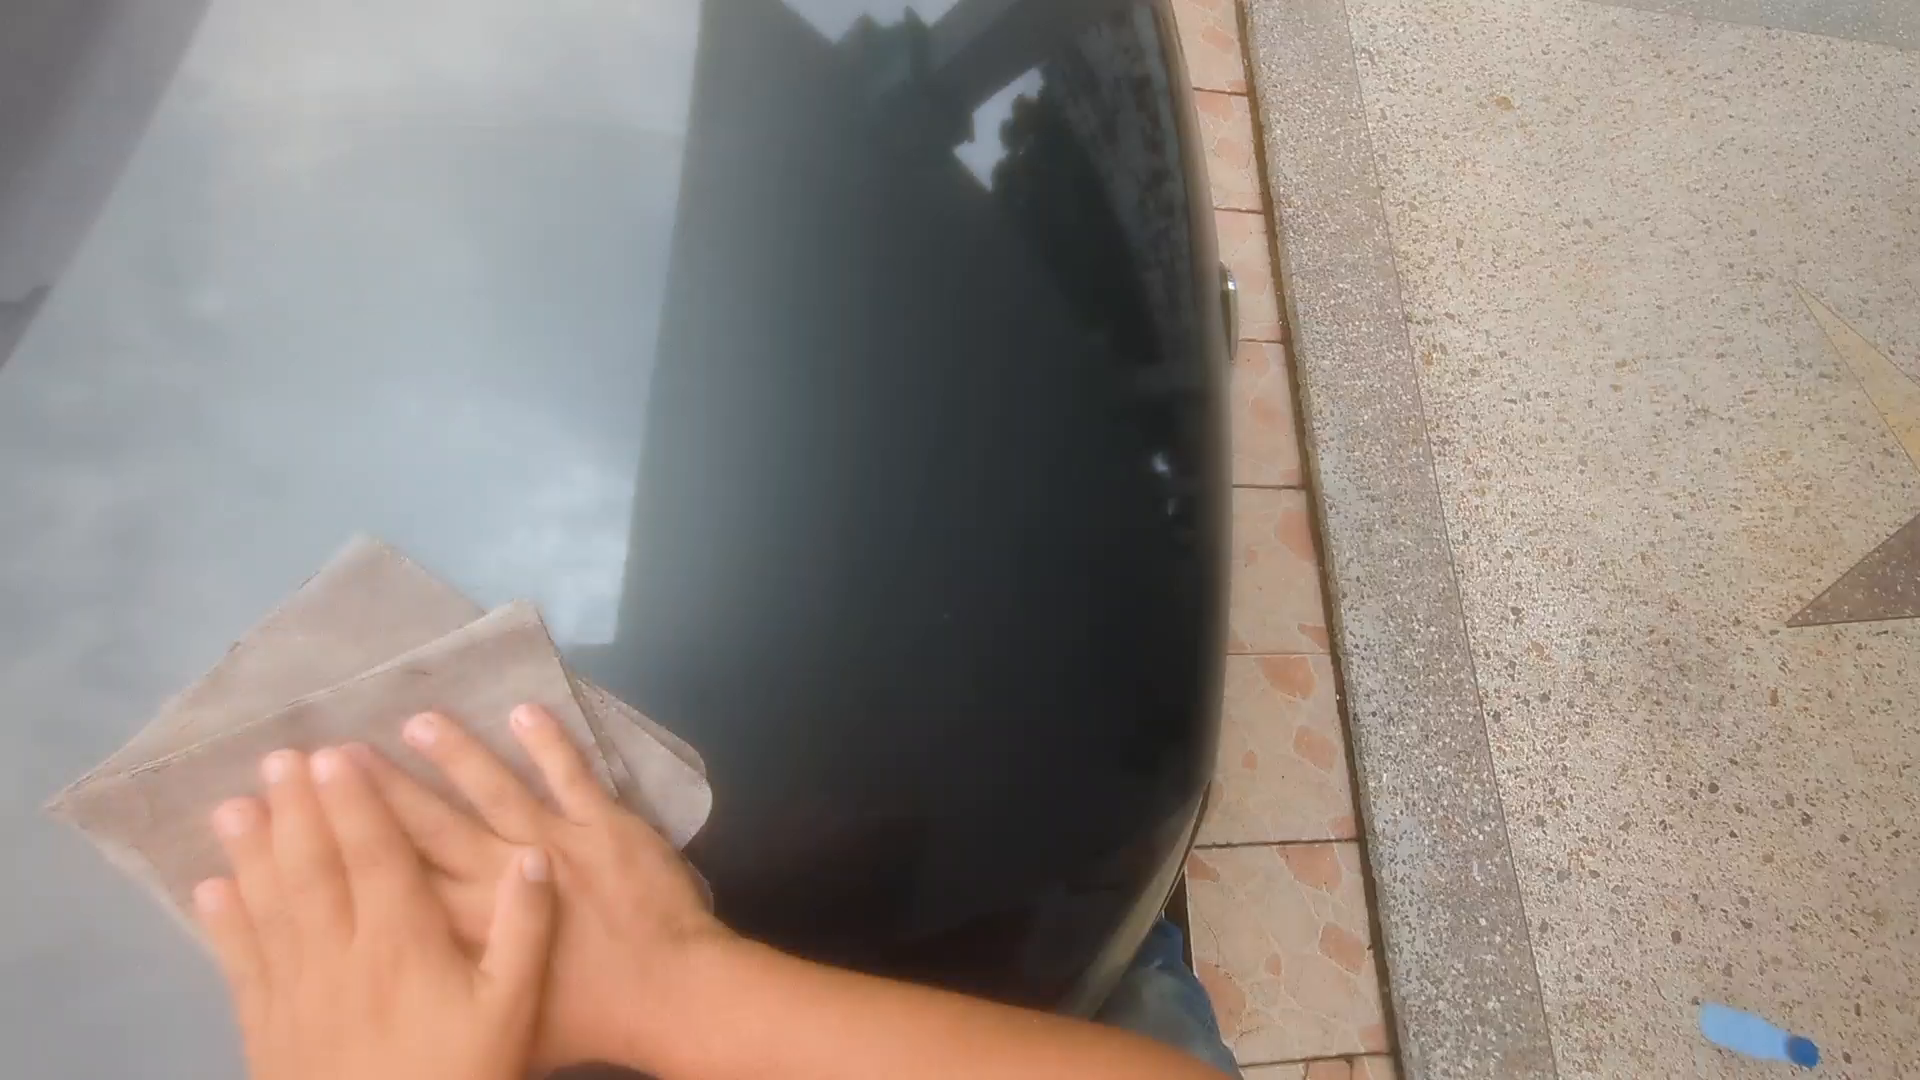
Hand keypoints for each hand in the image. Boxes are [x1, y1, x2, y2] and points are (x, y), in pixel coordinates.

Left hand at [195, 747, 554, 1079]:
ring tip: (237, 804)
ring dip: (253, 852)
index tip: (338, 756)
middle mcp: (339, 958)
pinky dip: (223, 921)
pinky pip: (240, 963)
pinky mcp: (267, 1029)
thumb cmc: (464, 1072)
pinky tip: (211, 890)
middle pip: (313, 871)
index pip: (374, 859)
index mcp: (402, 946)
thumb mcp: (515, 1006)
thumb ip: (526, 928)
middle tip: (282, 757)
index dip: (356, 805)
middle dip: (298, 810)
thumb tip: (534, 854)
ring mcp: (294, 994)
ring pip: (269, 908)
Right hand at [353, 705, 732, 1072]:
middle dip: (381, 789)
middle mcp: (501, 875)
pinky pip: (571, 775)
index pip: (394, 874)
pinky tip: (524, 711)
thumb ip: (449, 972)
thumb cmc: (581, 1014)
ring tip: (418, 719)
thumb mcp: (495, 1006)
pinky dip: (550, 743)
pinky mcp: (605, 824)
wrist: (667, 987)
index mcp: (466, 926)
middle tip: (333, 752)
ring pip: (495, 790)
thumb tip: (402, 956)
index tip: (312, 805)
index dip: (350, 838)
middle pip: (430, 826)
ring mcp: (557, 841)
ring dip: (457, 754)